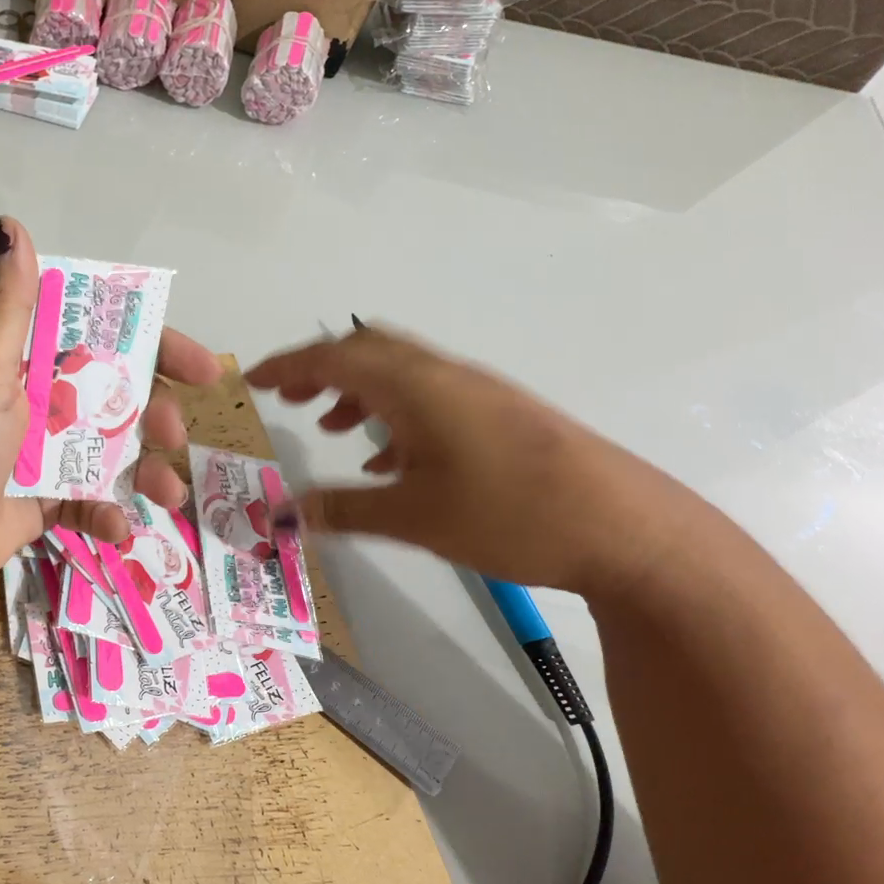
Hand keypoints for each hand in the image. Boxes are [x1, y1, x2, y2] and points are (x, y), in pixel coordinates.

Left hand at [0, 217, 221, 587]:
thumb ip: (6, 309)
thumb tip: (11, 226)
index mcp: (25, 364)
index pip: (100, 339)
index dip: (153, 345)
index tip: (199, 366)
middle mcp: (41, 403)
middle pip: (118, 396)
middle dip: (157, 411)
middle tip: (176, 432)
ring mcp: (47, 455)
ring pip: (115, 451)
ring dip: (148, 469)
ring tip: (166, 491)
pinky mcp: (46, 502)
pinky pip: (92, 502)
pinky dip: (110, 514)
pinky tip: (118, 526)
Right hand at [245, 325, 696, 596]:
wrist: (631, 532)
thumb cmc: (509, 515)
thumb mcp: (411, 518)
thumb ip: (340, 510)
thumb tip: (281, 513)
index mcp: (417, 387)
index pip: (335, 357)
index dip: (288, 365)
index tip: (251, 381)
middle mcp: (446, 377)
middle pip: (368, 350)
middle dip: (320, 369)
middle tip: (287, 397)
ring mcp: (479, 394)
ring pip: (401, 373)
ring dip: (357, 390)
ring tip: (329, 427)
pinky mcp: (502, 417)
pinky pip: (429, 397)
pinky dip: (392, 413)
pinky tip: (389, 461)